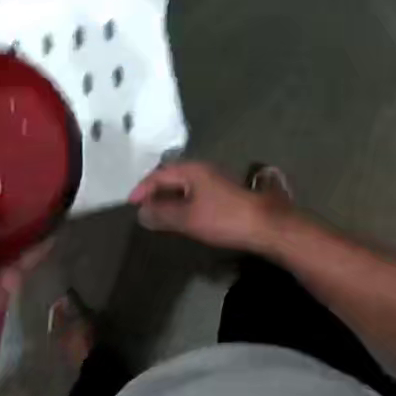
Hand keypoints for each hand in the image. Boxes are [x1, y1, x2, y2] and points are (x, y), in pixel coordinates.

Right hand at [128, 161, 290, 251]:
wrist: (265, 226)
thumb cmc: (224, 219)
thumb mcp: (188, 218)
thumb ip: (162, 214)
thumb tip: (141, 212)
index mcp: (192, 170)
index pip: (159, 174)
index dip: (143, 188)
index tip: (130, 203)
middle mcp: (203, 170)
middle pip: (172, 176)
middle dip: (155, 189)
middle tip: (141, 206)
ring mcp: (215, 180)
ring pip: (184, 184)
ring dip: (169, 196)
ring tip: (157, 211)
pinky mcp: (224, 193)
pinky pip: (195, 192)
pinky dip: (182, 201)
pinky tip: (182, 215)